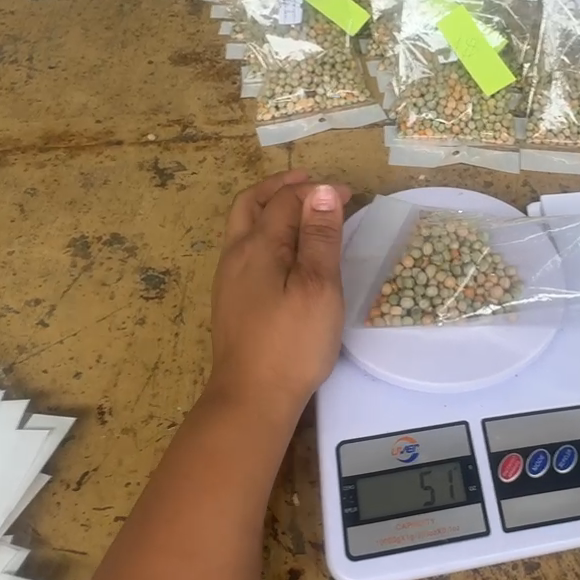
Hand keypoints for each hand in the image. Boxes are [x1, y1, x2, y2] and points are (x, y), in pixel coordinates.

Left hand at [208, 170, 351, 420]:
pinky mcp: (232, 299)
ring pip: (243, 226)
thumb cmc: (292, 342)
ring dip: (269, 207)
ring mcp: (229, 278)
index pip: (286, 201)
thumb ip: (321, 236)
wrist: (252, 397)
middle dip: (280, 187)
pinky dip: (265, 230)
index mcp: (258, 246)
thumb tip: (322, 190)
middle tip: (307, 181)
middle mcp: (237, 254)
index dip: (316, 191)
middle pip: (251, 203)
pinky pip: (245, 248)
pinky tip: (284, 249)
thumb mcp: (319, 286)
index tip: (349, 194)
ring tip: (297, 208)